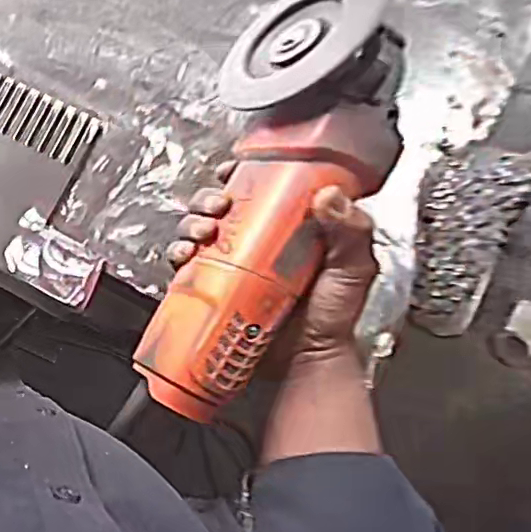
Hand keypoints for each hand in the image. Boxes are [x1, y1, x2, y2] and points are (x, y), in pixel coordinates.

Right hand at [167, 162, 378, 371]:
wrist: (305, 360)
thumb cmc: (331, 316)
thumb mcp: (353, 269)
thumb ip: (350, 232)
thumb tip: (328, 195)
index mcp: (285, 227)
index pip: (257, 190)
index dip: (240, 175)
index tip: (232, 171)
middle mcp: (250, 240)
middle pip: (216, 207)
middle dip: (207, 199)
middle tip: (218, 206)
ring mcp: (225, 263)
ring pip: (194, 230)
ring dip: (191, 223)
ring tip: (202, 232)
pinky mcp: (206, 285)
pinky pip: (181, 263)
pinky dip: (176, 253)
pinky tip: (185, 255)